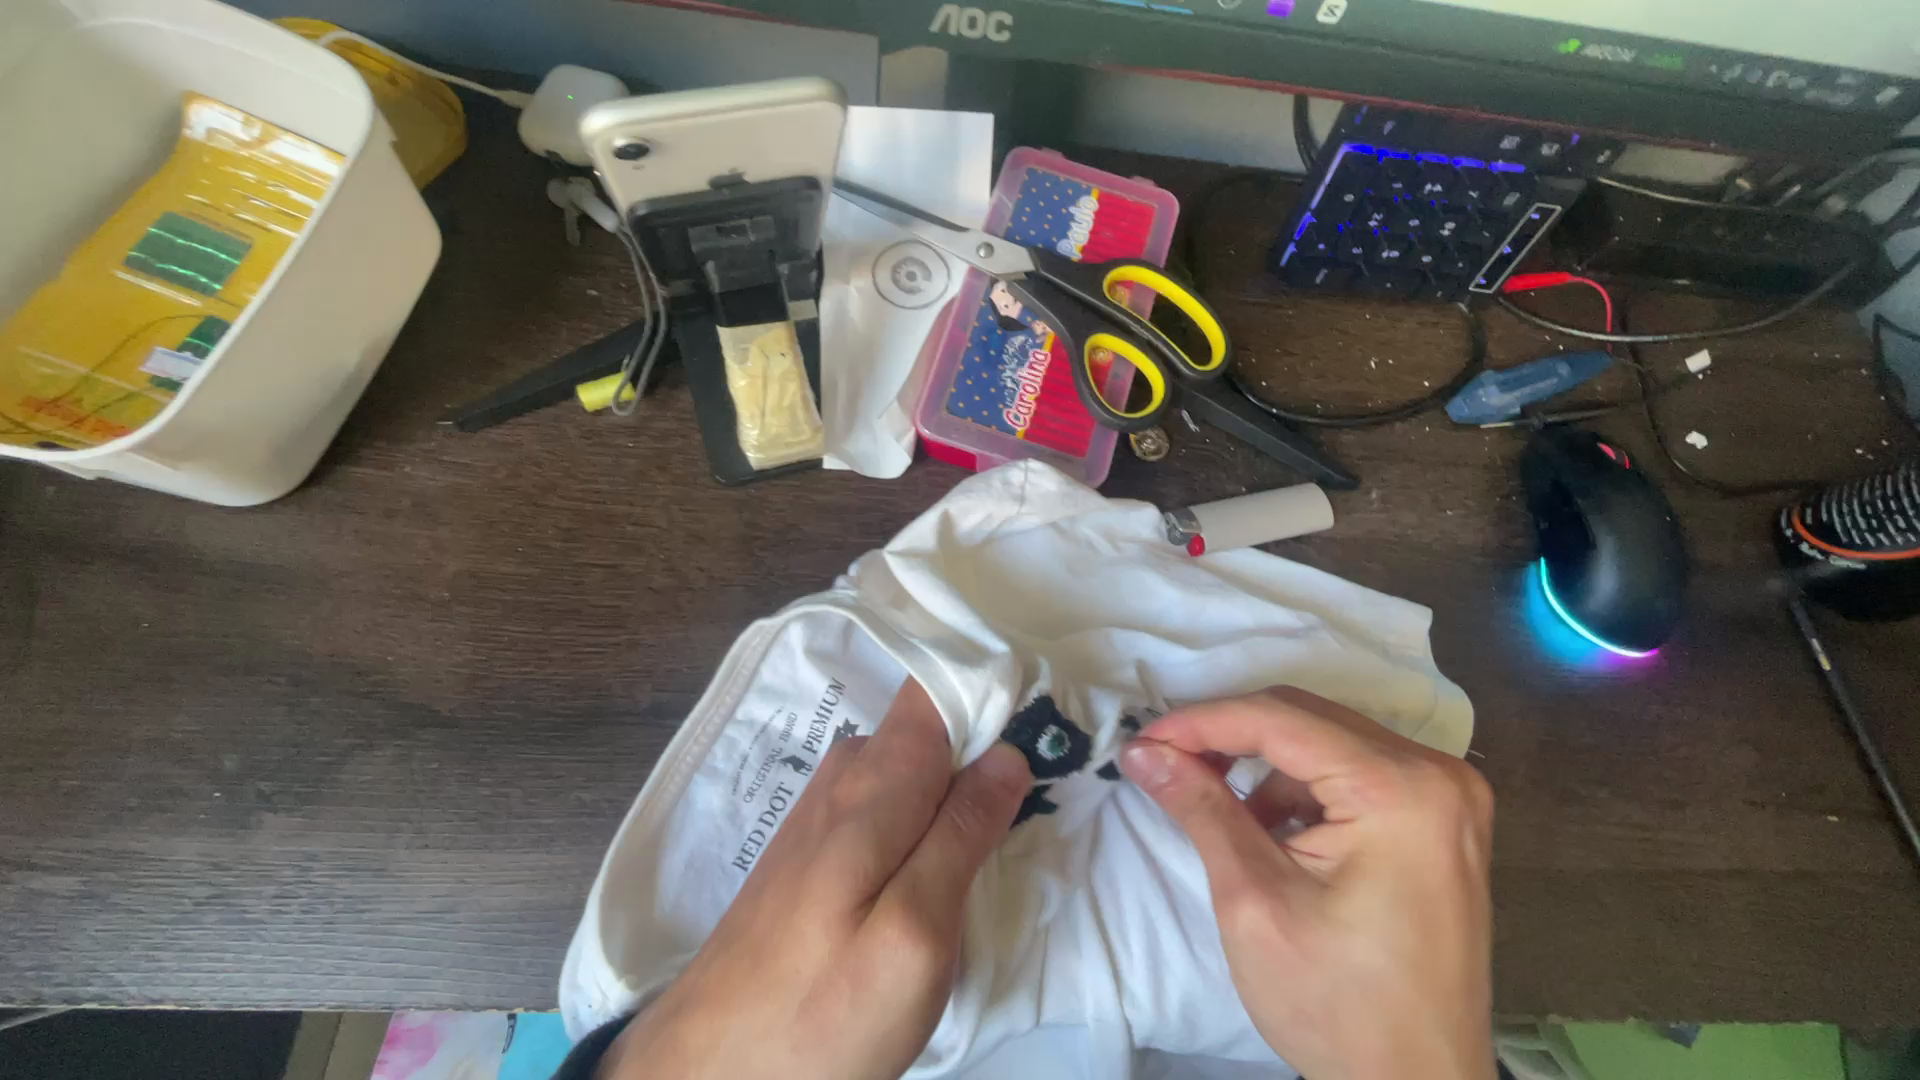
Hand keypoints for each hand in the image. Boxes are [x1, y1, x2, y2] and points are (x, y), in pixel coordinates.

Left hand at [597, 679, 1031, 1079]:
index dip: (993, 684)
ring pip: (916, 767)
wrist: (712, 1067)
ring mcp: (829, 807)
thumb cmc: (821, 1007)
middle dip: (991, 744)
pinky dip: (931, 815)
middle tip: (1051, 782)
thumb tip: (1009, 755)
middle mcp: (848, 772)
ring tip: (1012, 824)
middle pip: (934, 725)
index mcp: (876, 776)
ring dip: (964, 786)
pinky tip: (950, 858)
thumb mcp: (916, 931)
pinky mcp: (822, 844)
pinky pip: (892, 802)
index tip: (1049, 711)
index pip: (937, 683)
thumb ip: (962, 834)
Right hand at [1119, 687, 1494, 1079]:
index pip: (1279, 720)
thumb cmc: (1337, 1004)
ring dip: (1258, 760)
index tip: (1141, 741)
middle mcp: (1437, 772)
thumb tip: (1140, 750)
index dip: (1200, 723)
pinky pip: (1350, 769)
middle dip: (1225, 734)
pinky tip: (1268, 826)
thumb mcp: (1254, 899)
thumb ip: (1200, 808)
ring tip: (1210, 798)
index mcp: (1401, 790)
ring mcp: (1447, 794)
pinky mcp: (1440, 817)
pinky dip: (1297, 784)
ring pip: (1324, 738)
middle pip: (1304, 718)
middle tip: (1163, 760)